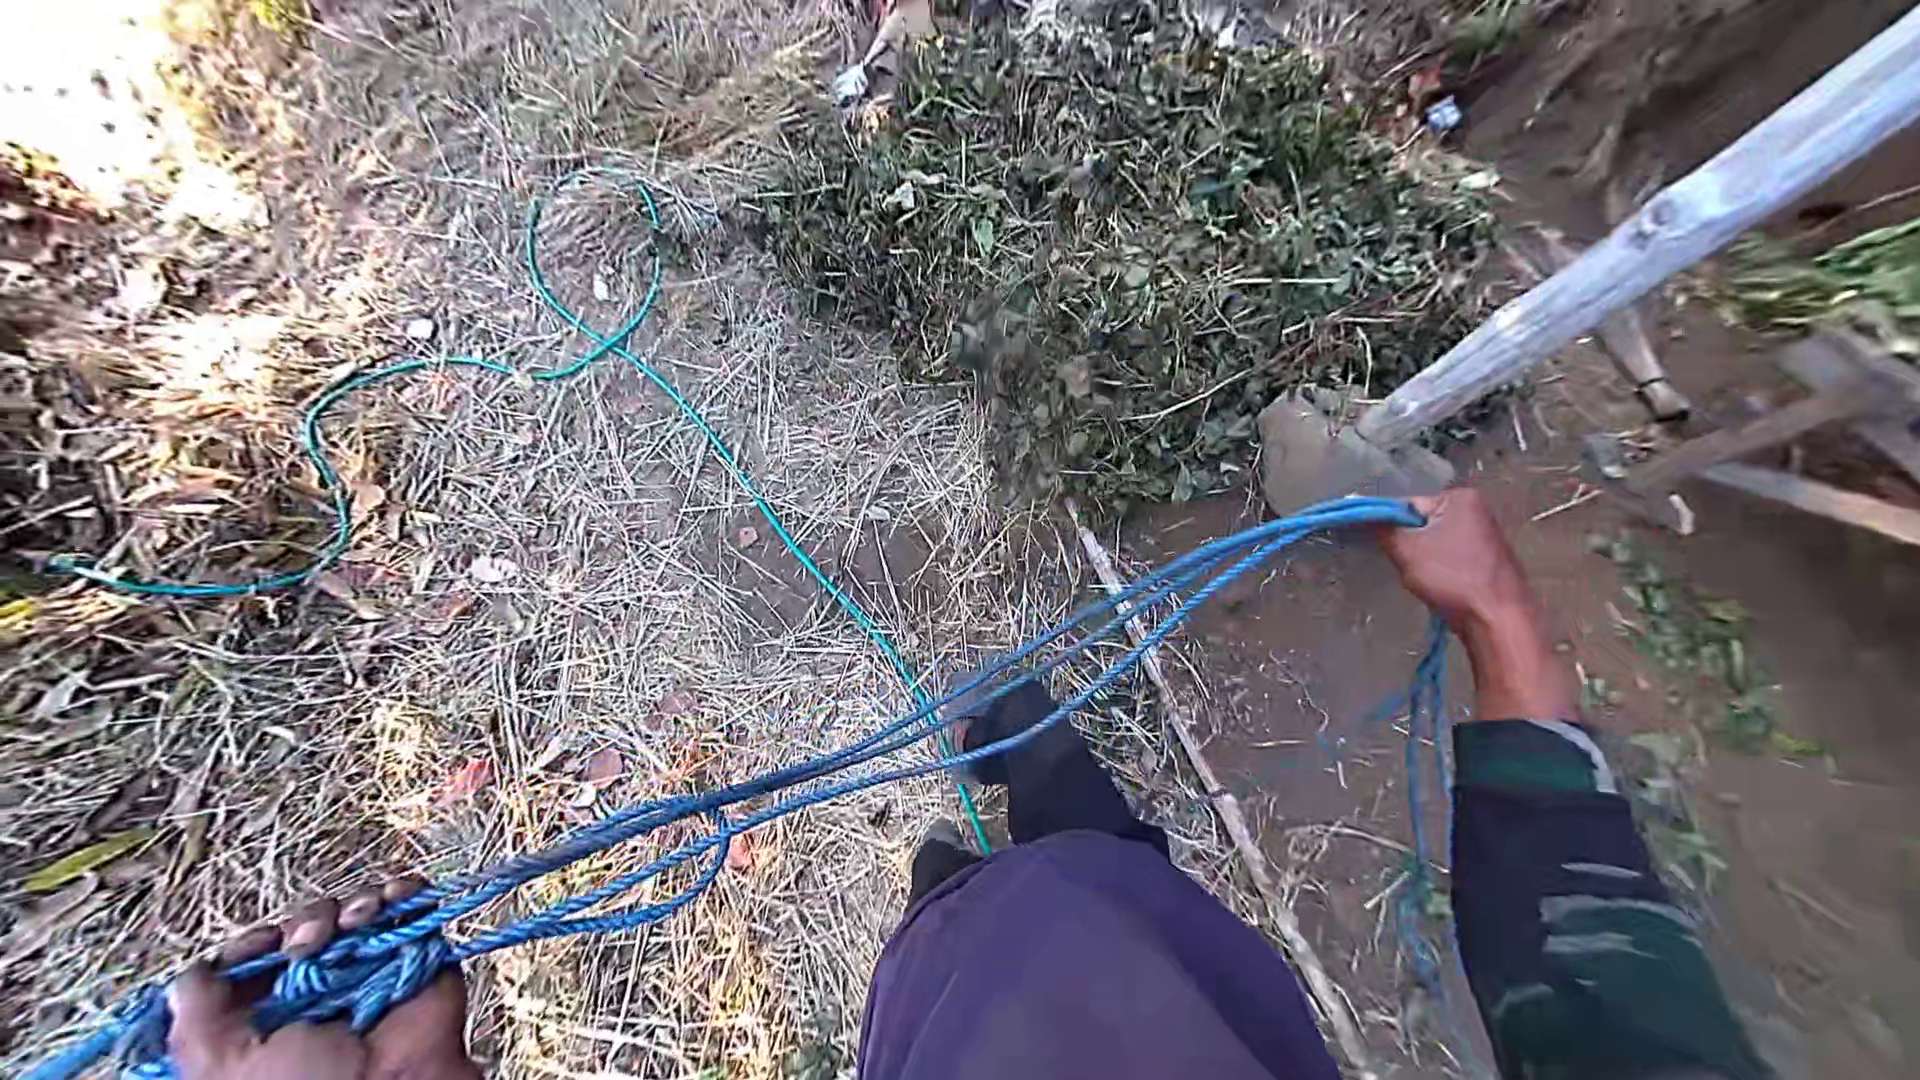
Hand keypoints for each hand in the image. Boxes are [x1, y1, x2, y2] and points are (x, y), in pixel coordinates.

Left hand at [169, 880, 479, 1079]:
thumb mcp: (228, 1069)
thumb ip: (199, 1028)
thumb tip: (186, 978)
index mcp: (275, 1007)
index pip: (259, 957)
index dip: (255, 942)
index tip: (258, 944)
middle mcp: (323, 978)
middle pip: (311, 923)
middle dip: (310, 920)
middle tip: (310, 941)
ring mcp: (373, 957)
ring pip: (360, 906)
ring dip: (356, 903)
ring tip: (358, 920)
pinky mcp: (417, 941)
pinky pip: (412, 902)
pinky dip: (403, 890)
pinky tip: (393, 897)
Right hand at [1378, 487, 1529, 629]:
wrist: (1497, 619)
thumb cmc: (1452, 578)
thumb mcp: (1405, 549)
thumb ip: (1382, 528)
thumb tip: (1363, 514)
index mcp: (1459, 498)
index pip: (1403, 505)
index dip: (1386, 525)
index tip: (1378, 545)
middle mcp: (1476, 509)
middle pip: (1418, 522)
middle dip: (1404, 542)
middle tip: (1400, 561)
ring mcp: (1483, 534)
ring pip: (1430, 540)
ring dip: (1417, 556)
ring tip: (1418, 575)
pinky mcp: (1484, 556)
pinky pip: (1445, 553)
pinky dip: (1433, 566)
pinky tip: (1435, 581)